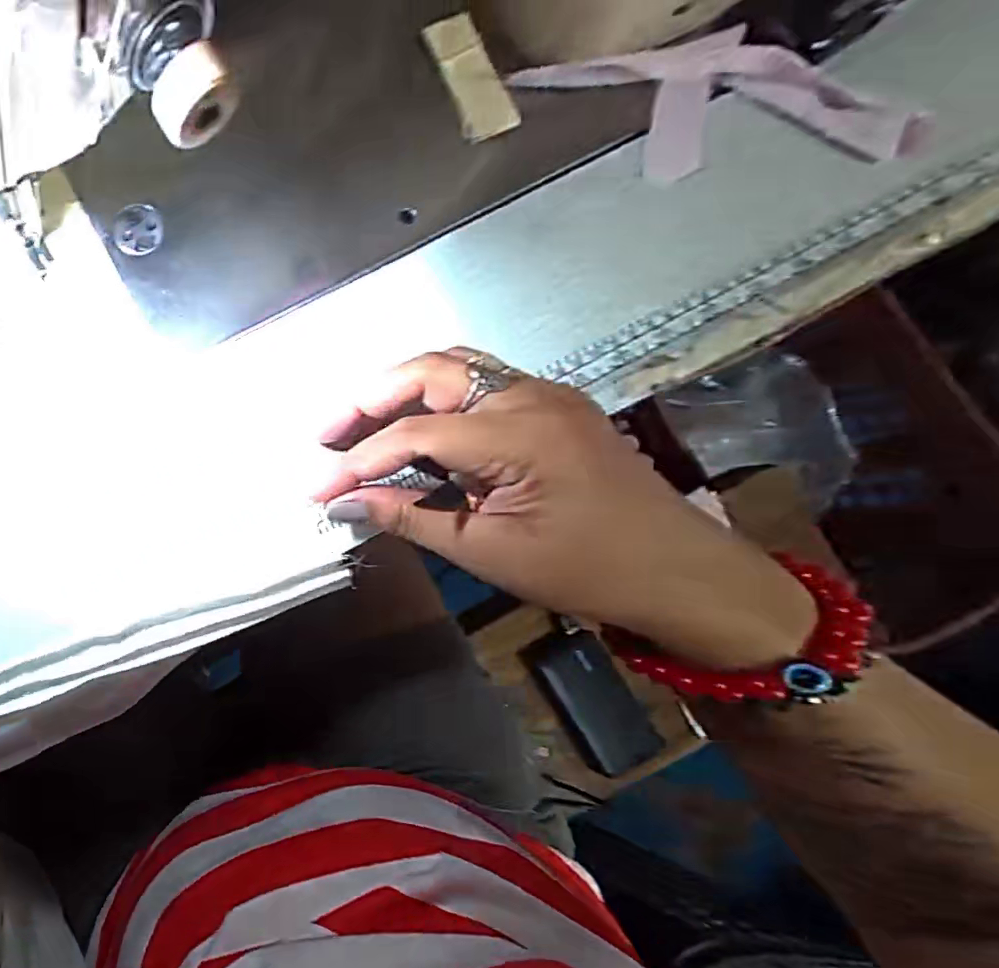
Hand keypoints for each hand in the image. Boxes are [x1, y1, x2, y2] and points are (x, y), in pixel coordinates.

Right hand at [314, 350, 815, 669]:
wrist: (676, 569)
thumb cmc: (583, 569)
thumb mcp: (487, 551)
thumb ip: (411, 517)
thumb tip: (347, 504)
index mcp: (518, 434)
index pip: (415, 431)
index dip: (360, 460)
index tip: (322, 489)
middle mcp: (530, 395)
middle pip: (433, 370)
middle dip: (373, 398)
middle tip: (330, 433)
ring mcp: (547, 394)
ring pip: (458, 368)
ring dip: (405, 390)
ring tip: (363, 424)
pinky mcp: (555, 405)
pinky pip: (484, 385)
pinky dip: (440, 400)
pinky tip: (418, 428)